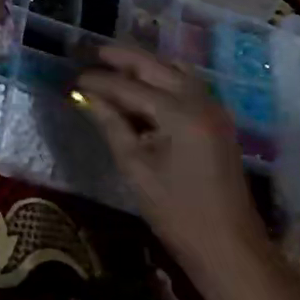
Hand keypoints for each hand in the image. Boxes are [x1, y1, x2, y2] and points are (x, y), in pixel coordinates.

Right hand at [74, 47, 266, 268]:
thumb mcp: (135, 167)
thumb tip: (84, 96)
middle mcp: (200, 101)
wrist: (228, 246)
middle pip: (155, 67)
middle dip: (121, 58)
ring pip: (174, 71)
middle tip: (89, 53)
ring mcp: (213, 109)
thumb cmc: (176, 211)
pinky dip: (162, 77)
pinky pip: (187, 85)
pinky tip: (142, 86)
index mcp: (179, 113)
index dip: (97, 80)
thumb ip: (110, 124)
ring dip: (144, 64)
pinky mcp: (217, 121)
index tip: (71, 77)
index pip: (128, 86)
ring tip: (113, 64)